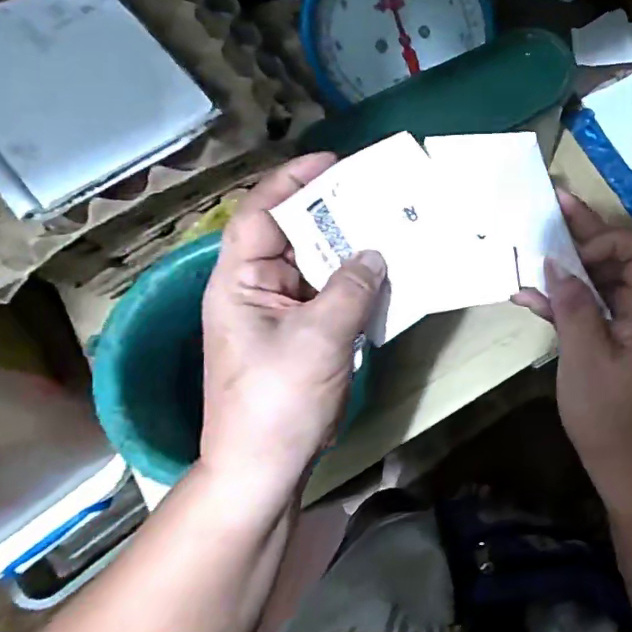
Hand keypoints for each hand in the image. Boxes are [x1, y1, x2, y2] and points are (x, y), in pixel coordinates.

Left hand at [200, 154, 384, 500]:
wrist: (263, 470)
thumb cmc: (278, 399)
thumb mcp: (318, 338)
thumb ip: (351, 289)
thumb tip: (376, 253)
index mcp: (240, 281)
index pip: (260, 213)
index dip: (292, 181)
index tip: (333, 161)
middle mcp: (257, 290)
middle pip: (293, 235)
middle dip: (332, 213)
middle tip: (378, 193)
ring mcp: (280, 315)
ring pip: (317, 267)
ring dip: (350, 250)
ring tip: (391, 227)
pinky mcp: (301, 338)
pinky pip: (330, 297)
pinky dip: (356, 285)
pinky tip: (387, 276)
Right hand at [513, 193, 631, 478]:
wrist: (620, 458)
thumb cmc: (607, 413)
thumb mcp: (585, 359)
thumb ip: (573, 308)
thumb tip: (558, 264)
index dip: (613, 242)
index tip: (577, 258)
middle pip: (618, 255)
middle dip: (585, 230)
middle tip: (553, 203)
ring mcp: (617, 321)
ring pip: (596, 276)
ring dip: (565, 259)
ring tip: (532, 238)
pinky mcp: (600, 335)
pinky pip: (581, 302)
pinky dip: (557, 293)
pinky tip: (525, 292)